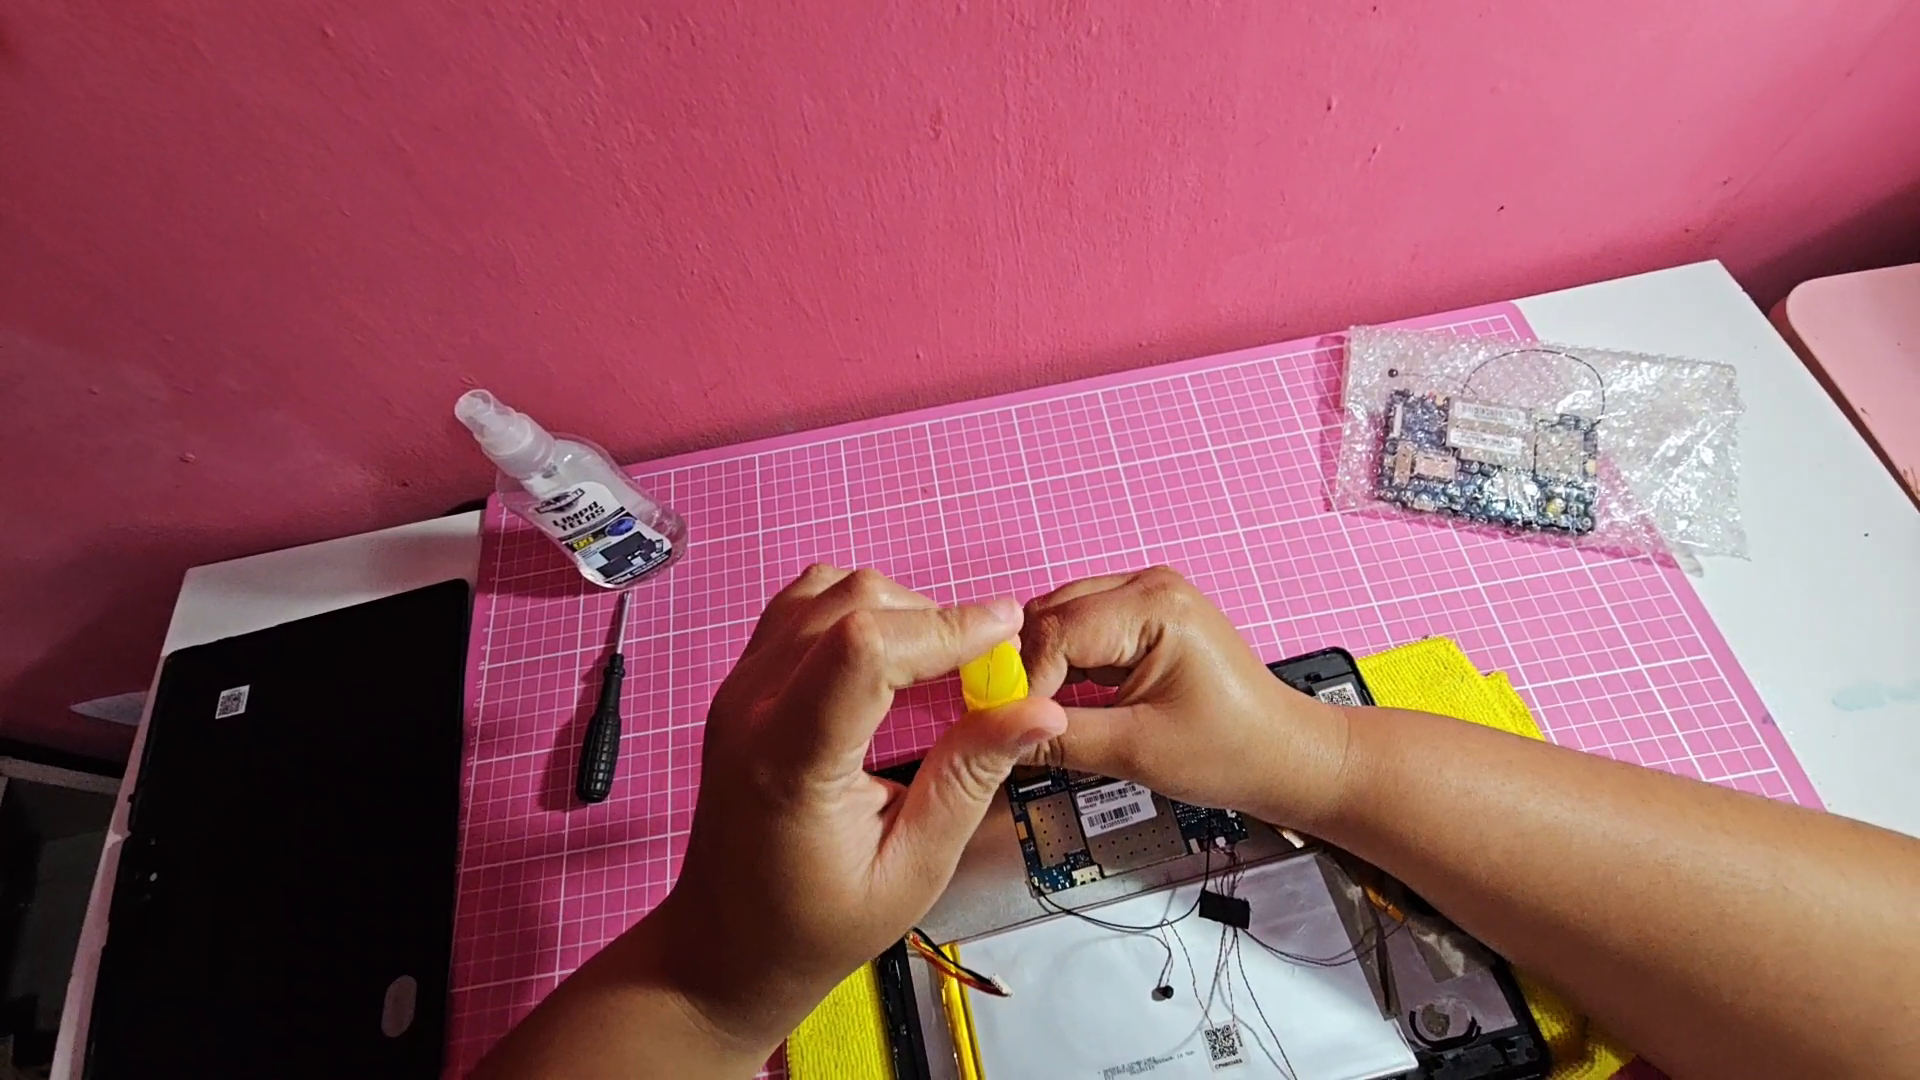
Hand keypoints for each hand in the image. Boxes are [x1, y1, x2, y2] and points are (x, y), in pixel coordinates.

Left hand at [651, 566, 1067, 1055]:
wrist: (724, 943)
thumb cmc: (816, 924)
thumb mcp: (912, 869)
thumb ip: (971, 777)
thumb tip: (1038, 710)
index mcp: (789, 759)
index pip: (864, 651)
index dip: (946, 628)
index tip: (1007, 636)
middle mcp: (751, 703)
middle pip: (851, 605)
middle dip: (935, 619)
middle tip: (990, 661)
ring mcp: (739, 683)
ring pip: (828, 589)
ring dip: (898, 607)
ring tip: (943, 656)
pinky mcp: (743, 678)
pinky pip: (803, 603)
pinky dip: (858, 607)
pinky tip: (890, 649)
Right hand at [1019, 567, 1349, 827]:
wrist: (1285, 756)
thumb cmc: (1230, 751)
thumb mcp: (1136, 751)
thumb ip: (1059, 737)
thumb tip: (996, 733)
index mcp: (1154, 605)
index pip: (1057, 630)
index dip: (1023, 679)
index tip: (1003, 724)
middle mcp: (1147, 584)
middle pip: (1051, 615)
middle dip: (1027, 668)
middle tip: (1011, 720)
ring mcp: (1145, 595)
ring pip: (1059, 619)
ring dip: (1042, 664)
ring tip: (1034, 712)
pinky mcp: (1142, 614)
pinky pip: (1081, 628)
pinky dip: (1062, 663)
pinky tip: (1060, 697)